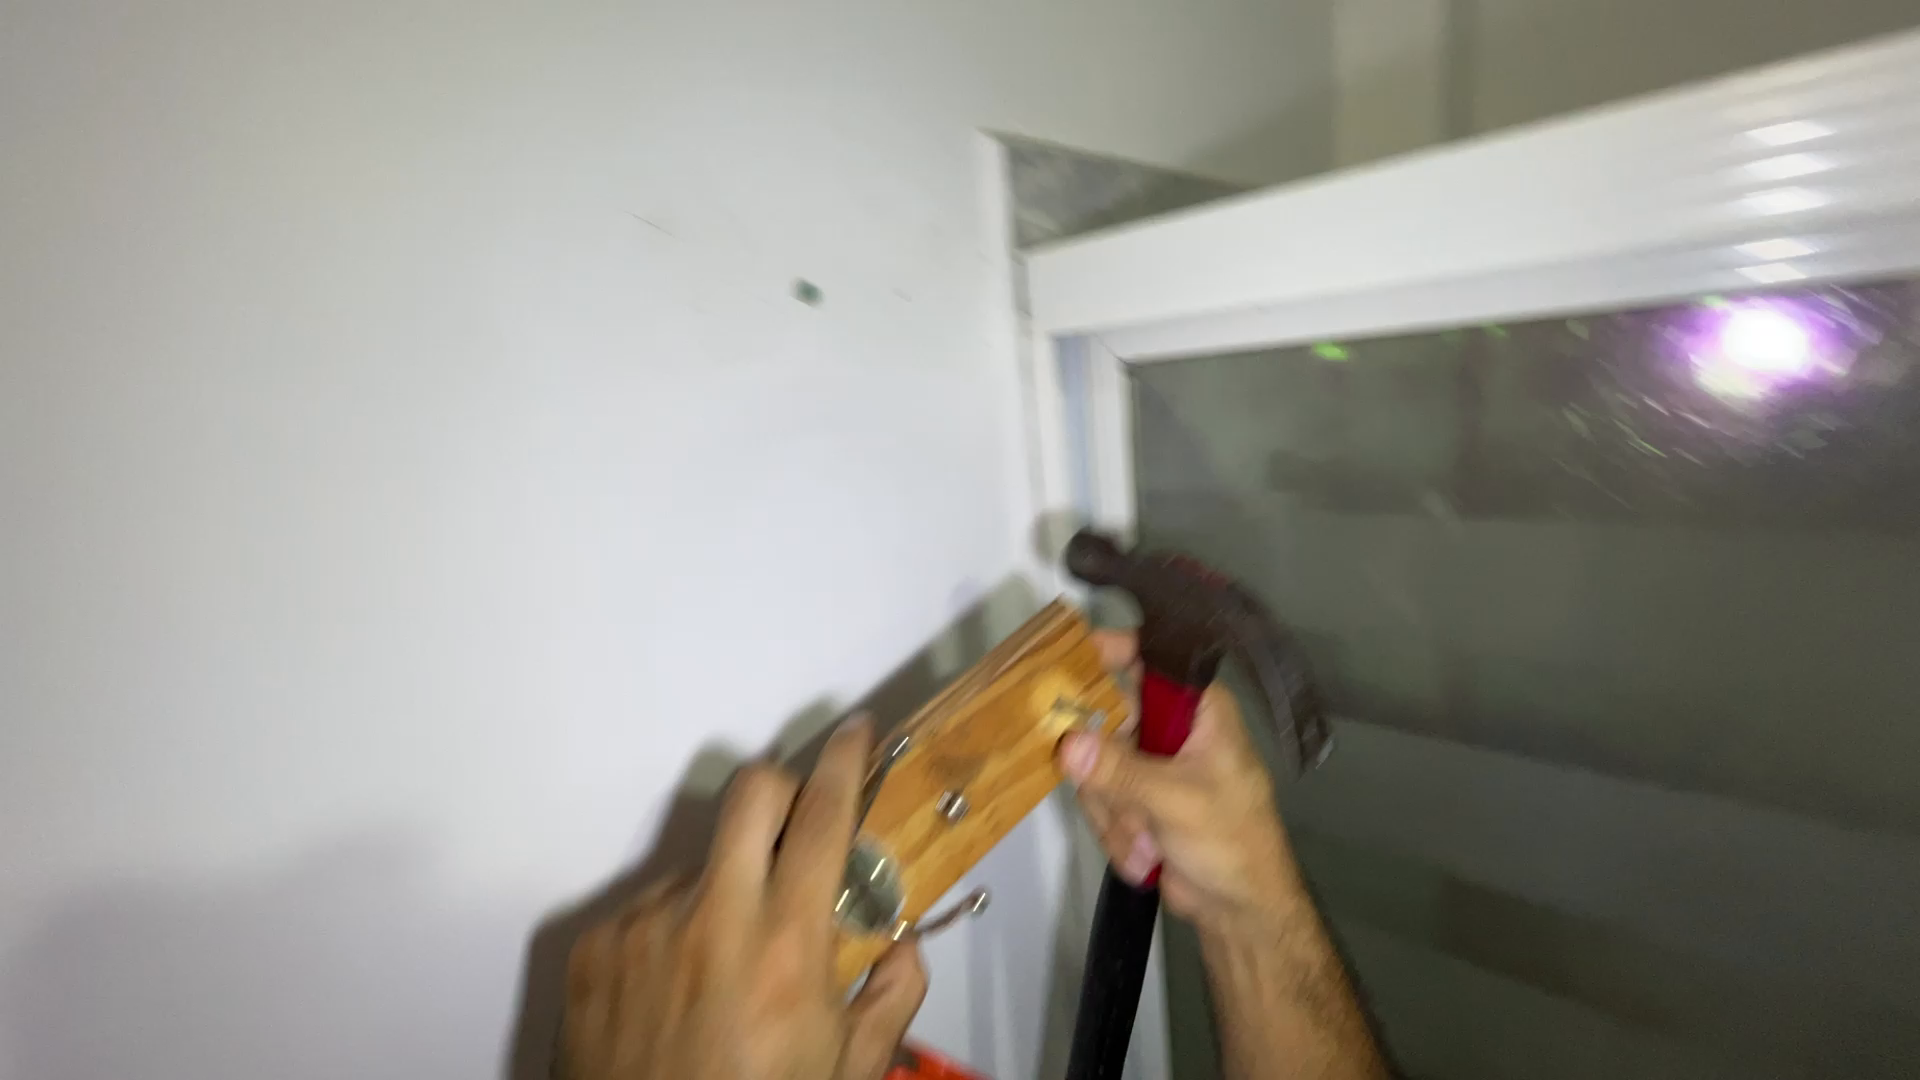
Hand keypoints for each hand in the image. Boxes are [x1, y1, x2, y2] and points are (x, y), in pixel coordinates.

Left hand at [561, 717, 927, 1079]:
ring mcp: (645, 926)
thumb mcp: (846, 1071)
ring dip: (727, 885)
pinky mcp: (595, 947)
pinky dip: (675, 929)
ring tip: (722, 958)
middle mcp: (713, 918)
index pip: (823, 818)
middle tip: (795, 825)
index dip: (845, 761)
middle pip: (752, 792)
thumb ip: (891, 998)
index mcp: (785, 944)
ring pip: (702, 860)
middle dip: (783, 787)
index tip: (856, 730)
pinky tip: (672, 989)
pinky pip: (650, 907)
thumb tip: (905, 944)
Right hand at [1057, 630, 1300, 930]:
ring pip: (1092, 763)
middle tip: (1125, 802)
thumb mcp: (1178, 801)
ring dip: (1114, 811)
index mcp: (1194, 708)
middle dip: (1107, 773)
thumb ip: (1121, 772)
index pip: (1146, 658)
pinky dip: (1115, 831)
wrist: (1240, 911)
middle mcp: (1166, 725)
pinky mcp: (1129, 794)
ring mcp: (1145, 761)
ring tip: (1147, 840)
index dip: (1108, 653)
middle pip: (1103, 716)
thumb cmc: (1233, 842)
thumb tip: (1068, 744)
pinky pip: (1095, 796)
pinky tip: (1145, 855)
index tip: (1067, 665)